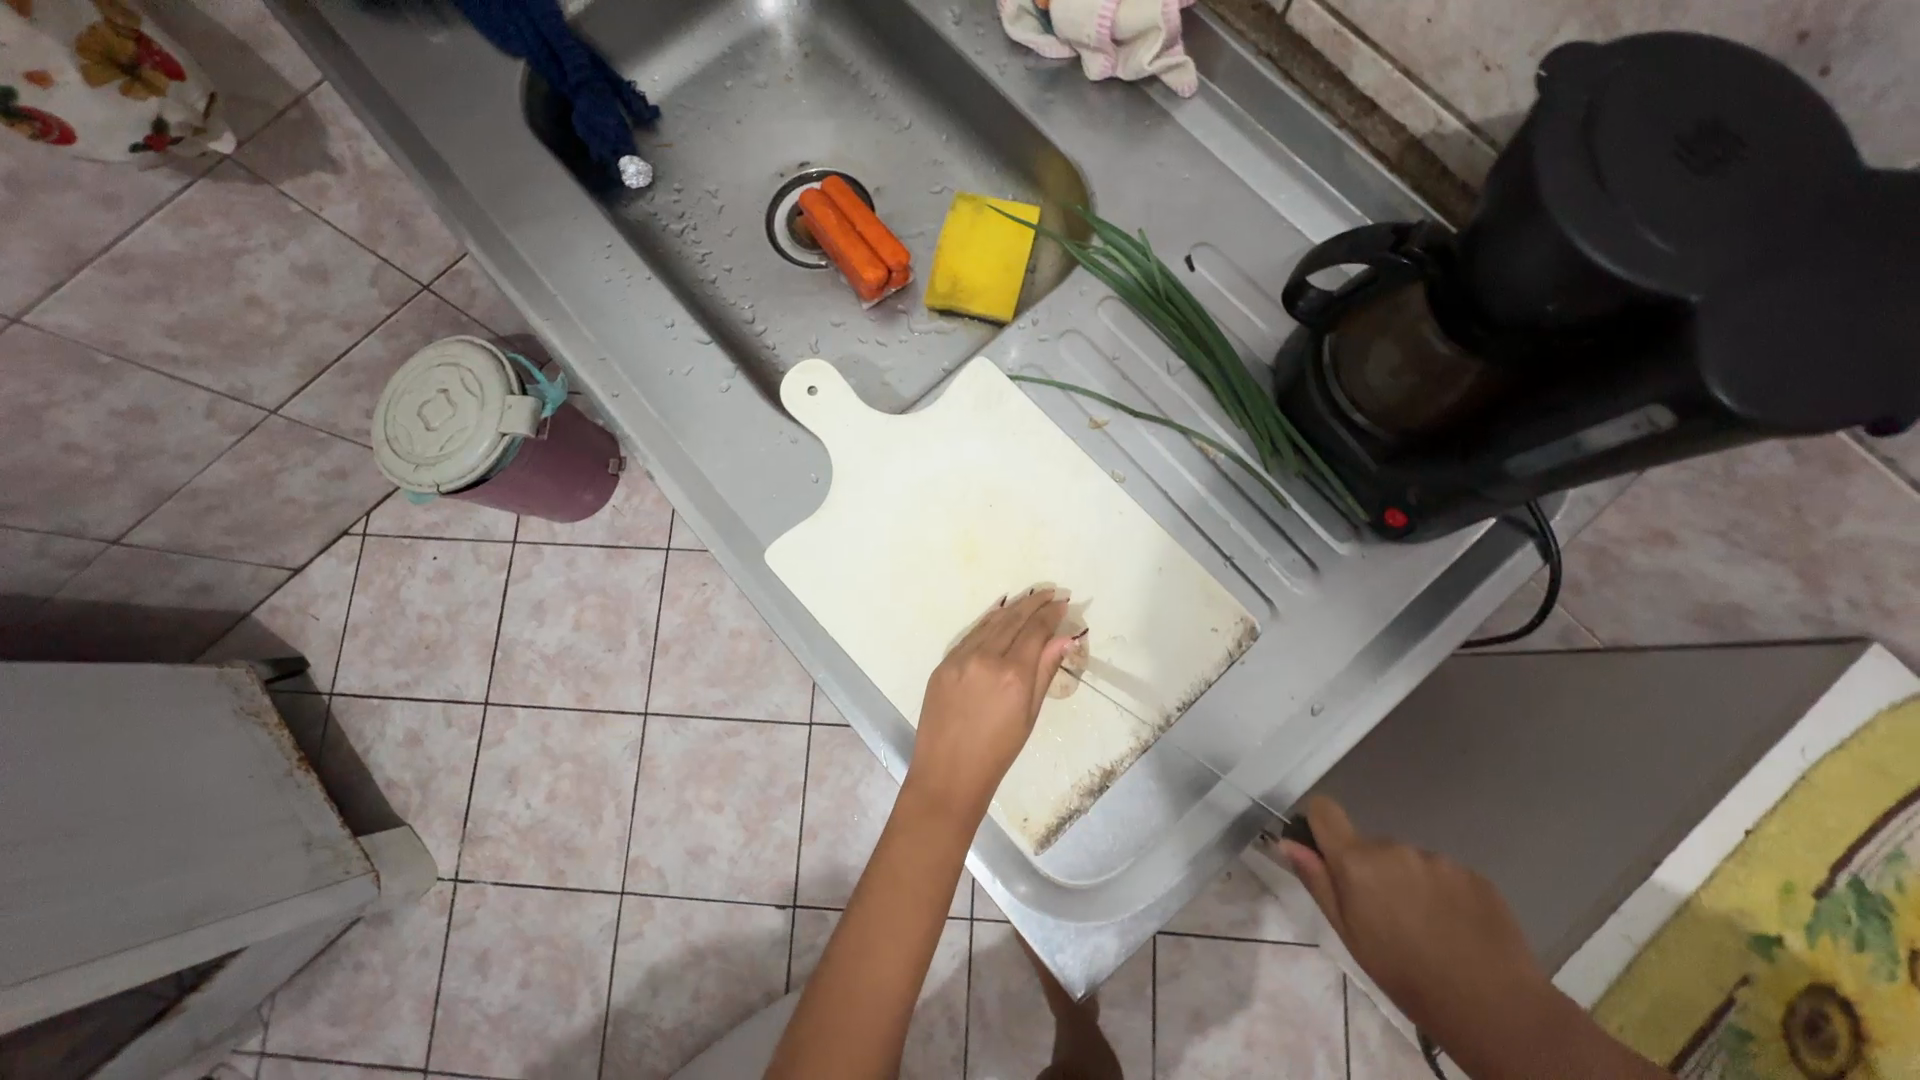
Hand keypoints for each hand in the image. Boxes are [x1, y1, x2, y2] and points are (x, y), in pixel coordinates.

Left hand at [903, 587, 1078, 825]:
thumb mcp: (1029, 714)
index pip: (1036, 631)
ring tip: (1028, 599)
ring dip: (1011, 608)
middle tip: (1050, 592)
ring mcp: (960, 659)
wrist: (949, 773)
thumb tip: (1065, 638)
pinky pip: (970, 636)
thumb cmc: (998, 752)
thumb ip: (1045, 671)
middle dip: (1033, 603)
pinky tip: (998, 616)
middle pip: (1013, 620)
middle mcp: (985, 659)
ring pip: (990, 623)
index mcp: (1013, 675)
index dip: (1050, 615)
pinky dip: (987, 622)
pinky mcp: (942, 665)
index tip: (1062, 602)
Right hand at [1274, 796, 1551, 1048]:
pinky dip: (1442, 895)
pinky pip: (1444, 875)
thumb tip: (1288, 842)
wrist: (1491, 1004)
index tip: (1327, 856)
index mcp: (1357, 862)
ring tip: (1425, 929)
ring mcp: (1439, 859)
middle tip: (1385, 918)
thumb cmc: (1404, 975)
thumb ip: (1318, 883)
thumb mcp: (1348, 935)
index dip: (1320, 826)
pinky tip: (1453, 930)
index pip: (1325, 810)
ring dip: (1408, 883)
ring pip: (1409, 862)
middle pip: (1370, 846)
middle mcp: (1396, 848)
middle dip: (1371, 872)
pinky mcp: (1474, 874)